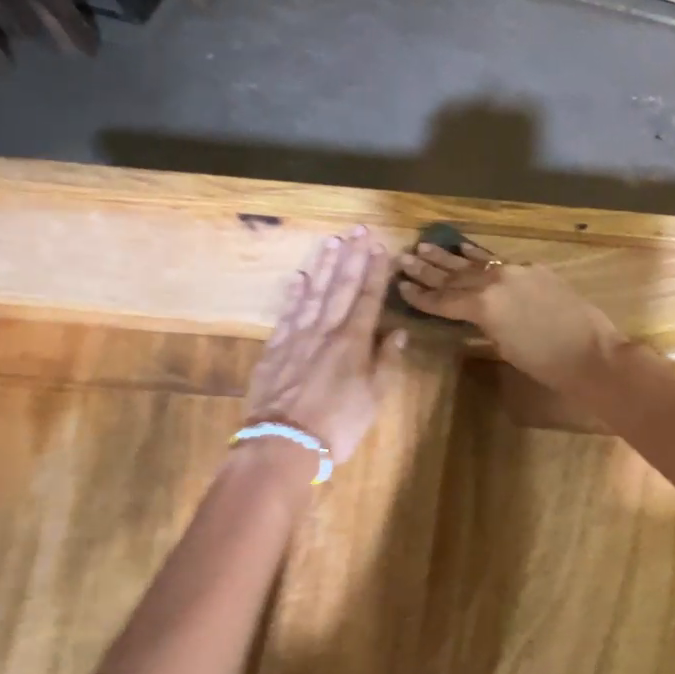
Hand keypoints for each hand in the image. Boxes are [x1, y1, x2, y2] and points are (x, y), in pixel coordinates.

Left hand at [244, 228, 406, 466]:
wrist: (283, 444)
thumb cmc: (338, 425)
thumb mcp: (373, 397)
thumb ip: (386, 361)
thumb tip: (399, 332)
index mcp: (354, 341)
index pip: (368, 298)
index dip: (376, 272)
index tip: (381, 247)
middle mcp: (326, 330)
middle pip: (341, 287)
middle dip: (352, 257)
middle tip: (358, 230)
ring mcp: (297, 337)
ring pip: (314, 293)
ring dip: (325, 266)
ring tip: (333, 242)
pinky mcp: (275, 349)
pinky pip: (287, 313)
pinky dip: (295, 293)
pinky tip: (300, 277)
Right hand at [396, 242, 622, 391]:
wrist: (591, 353)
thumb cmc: (545, 363)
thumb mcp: (504, 347)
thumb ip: (484, 325)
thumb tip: (473, 315)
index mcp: (482, 306)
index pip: (444, 299)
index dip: (421, 295)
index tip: (400, 286)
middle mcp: (494, 281)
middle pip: (455, 275)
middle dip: (428, 270)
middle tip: (403, 259)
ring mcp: (516, 270)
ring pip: (475, 262)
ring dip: (449, 257)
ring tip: (425, 247)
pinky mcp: (535, 269)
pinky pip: (499, 261)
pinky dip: (479, 256)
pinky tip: (466, 248)